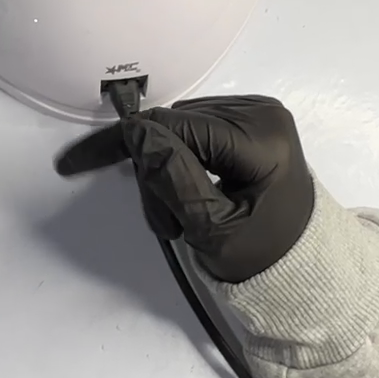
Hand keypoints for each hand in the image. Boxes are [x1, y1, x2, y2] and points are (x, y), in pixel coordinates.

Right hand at [55, 96, 314, 281]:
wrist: (302, 265)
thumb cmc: (263, 257)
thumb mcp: (213, 230)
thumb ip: (173, 178)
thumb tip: (136, 132)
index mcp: (262, 138)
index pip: (176, 127)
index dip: (125, 142)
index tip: (76, 162)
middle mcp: (262, 113)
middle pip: (173, 125)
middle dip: (153, 172)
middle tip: (163, 222)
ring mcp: (256, 113)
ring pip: (176, 127)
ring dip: (163, 170)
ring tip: (177, 215)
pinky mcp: (247, 119)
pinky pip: (190, 129)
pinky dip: (178, 162)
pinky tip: (186, 191)